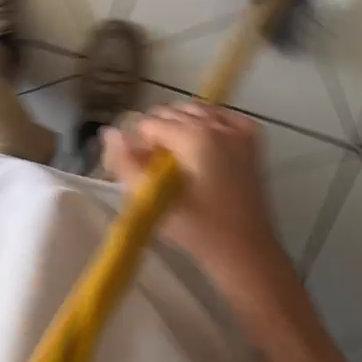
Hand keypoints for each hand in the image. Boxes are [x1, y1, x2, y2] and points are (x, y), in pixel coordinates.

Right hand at [100, 102, 286, 281]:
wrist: (245, 251)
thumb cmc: (196, 229)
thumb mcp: (153, 199)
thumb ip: (126, 162)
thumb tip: (109, 132)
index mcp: (193, 136)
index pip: (148, 123)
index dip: (137, 144)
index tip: (138, 168)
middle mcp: (216, 125)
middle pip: (170, 112)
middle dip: (156, 133)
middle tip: (154, 165)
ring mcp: (238, 131)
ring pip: (196, 109)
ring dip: (179, 125)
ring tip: (177, 156)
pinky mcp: (251, 141)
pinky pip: (223, 116)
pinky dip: (210, 122)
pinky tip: (204, 142)